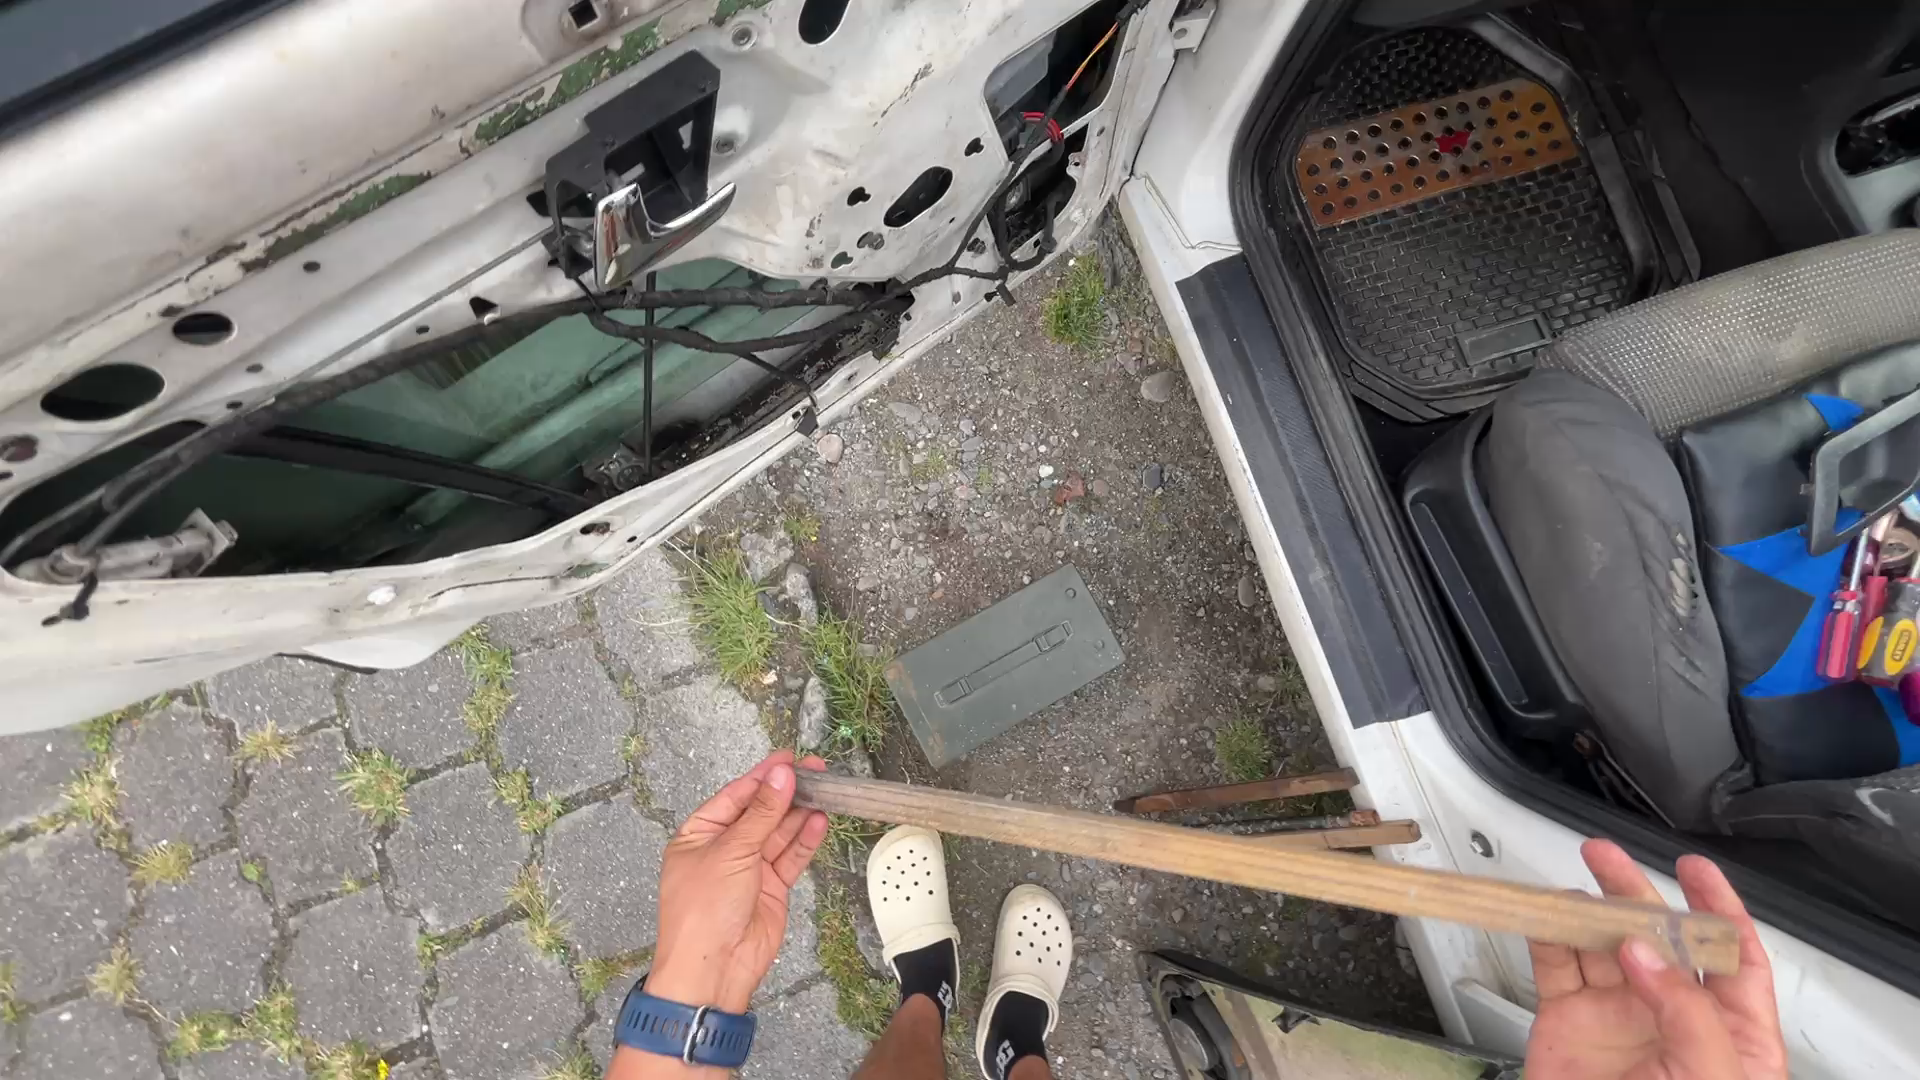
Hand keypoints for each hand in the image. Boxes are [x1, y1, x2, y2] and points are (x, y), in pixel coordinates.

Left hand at [646, 751, 829, 1014]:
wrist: (713, 971)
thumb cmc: (705, 907)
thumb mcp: (732, 851)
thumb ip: (763, 812)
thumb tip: (783, 773)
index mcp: (700, 835)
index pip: (736, 796)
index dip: (763, 776)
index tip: (789, 758)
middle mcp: (725, 848)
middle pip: (761, 812)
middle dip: (787, 792)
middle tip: (816, 770)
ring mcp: (750, 868)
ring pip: (779, 832)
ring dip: (800, 813)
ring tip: (825, 790)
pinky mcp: (772, 887)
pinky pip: (791, 856)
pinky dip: (805, 839)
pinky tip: (820, 820)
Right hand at [1523, 839, 1786, 1079]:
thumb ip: (1687, 1017)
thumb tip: (1645, 951)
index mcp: (1729, 1037)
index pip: (1734, 961)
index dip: (1719, 911)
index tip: (1694, 870)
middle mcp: (1671, 1017)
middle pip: (1655, 939)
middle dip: (1631, 892)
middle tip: (1603, 856)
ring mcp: (1616, 1014)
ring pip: (1598, 943)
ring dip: (1581, 911)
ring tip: (1566, 891)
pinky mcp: (1567, 1015)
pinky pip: (1553, 962)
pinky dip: (1542, 932)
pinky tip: (1539, 916)